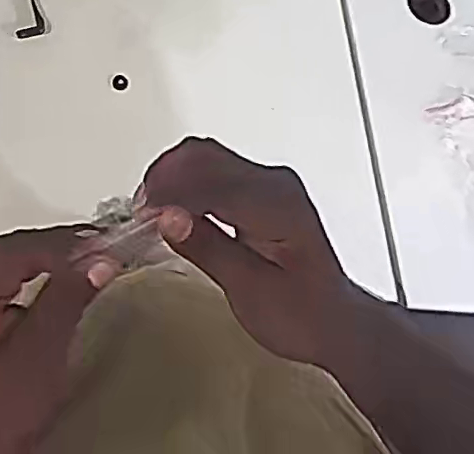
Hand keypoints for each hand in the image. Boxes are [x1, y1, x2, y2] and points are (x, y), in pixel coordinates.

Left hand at [0, 226, 98, 453]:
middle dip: (70, 250)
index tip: (115, 248)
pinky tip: (69, 275)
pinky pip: (13, 269)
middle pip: (24, 246)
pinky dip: (44, 271)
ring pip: (21, 255)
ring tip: (99, 261)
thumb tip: (100, 259)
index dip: (77, 245)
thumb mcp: (36, 359)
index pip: (29, 246)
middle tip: (113, 251)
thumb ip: (67, 300)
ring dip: (60, 259)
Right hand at [140, 137, 375, 370]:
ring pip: (206, 155)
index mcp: (279, 205)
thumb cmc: (303, 314)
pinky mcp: (256, 184)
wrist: (333, 318)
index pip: (214, 184)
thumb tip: (169, 219)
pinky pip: (212, 165)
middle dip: (166, 178)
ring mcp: (266, 180)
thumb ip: (210, 250)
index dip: (172, 194)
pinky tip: (169, 198)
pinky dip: (183, 177)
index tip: (145, 214)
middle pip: (206, 157)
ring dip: (171, 174)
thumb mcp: (253, 294)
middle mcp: (274, 182)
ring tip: (149, 207)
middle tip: (141, 211)